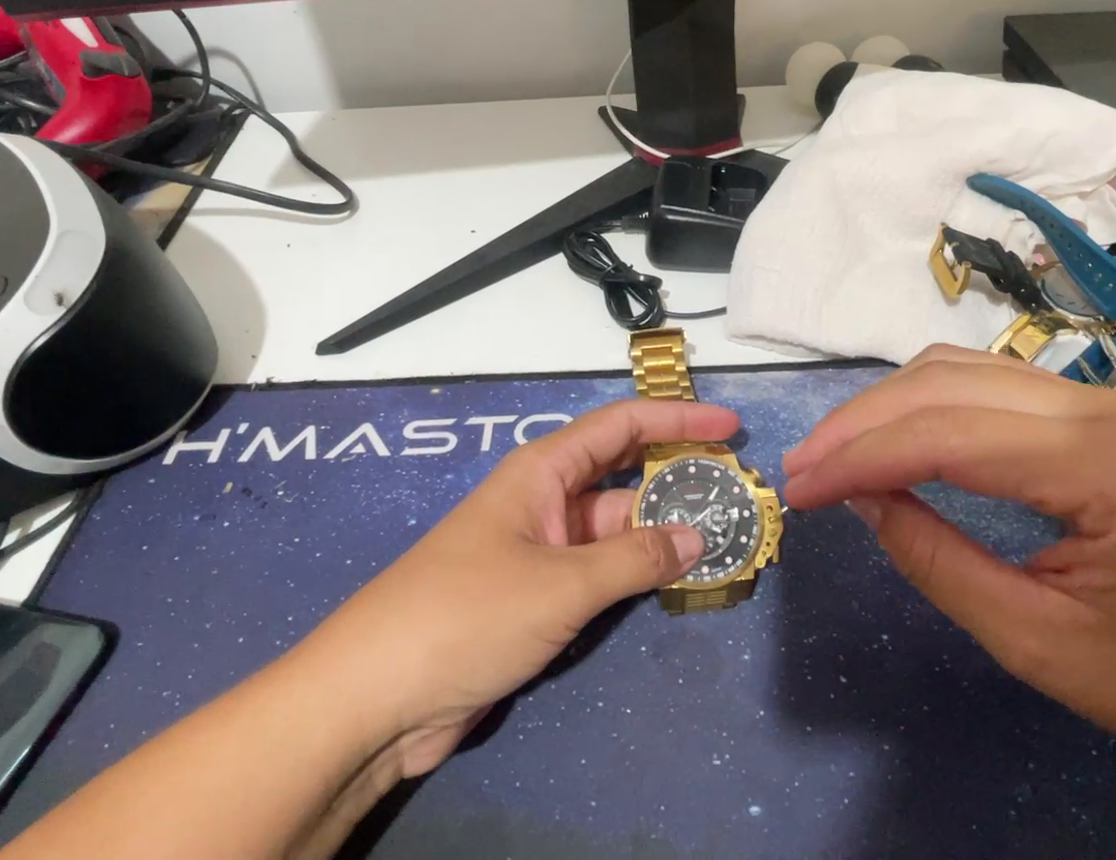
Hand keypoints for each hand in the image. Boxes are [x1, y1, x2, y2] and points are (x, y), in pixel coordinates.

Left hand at [299, 398, 730, 778]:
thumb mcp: (561, 583)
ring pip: (614, 529)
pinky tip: (675, 581)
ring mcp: (539, 551)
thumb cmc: (468, 615)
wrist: (378, 696)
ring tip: (723, 539)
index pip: (621, 427)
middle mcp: (543, 502)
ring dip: (661, 532)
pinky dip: (636, 573)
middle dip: (677, 477)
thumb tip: (696, 536)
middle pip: (622, 476)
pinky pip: (599, 572)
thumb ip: (634, 559)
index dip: (677, 419)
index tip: (730, 426)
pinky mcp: (536, 598)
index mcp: (541, 472)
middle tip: (737, 488)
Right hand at [782, 345, 1115, 769]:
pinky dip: (926, 407)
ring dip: (886, 408)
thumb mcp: (1031, 641)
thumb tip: (860, 497)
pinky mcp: (1102, 411)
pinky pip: (991, 386)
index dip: (860, 456)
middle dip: (861, 424)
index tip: (799, 488)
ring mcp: (1112, 401)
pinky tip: (890, 439)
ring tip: (833, 455)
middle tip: (803, 469)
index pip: (949, 434)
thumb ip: (934, 559)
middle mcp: (1112, 408)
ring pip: (964, 370)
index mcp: (1109, 466)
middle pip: (949, 385)